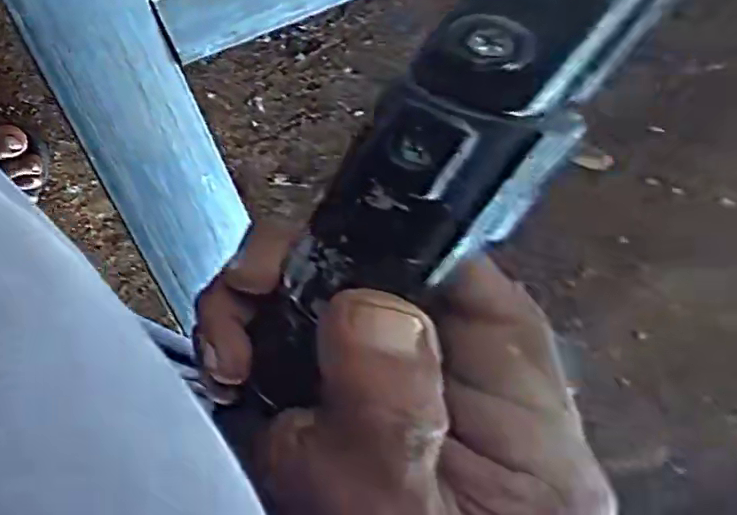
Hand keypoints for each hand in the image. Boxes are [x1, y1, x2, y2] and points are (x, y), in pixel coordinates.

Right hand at [195, 222, 614, 514]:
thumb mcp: (387, 497)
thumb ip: (390, 409)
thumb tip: (379, 305)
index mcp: (510, 420)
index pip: (475, 294)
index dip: (401, 246)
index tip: (316, 246)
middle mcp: (443, 383)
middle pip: (368, 273)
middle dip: (285, 269)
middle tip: (243, 292)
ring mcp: (373, 379)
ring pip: (305, 289)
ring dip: (245, 304)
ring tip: (227, 359)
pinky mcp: (320, 383)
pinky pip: (271, 322)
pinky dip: (234, 329)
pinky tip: (226, 370)